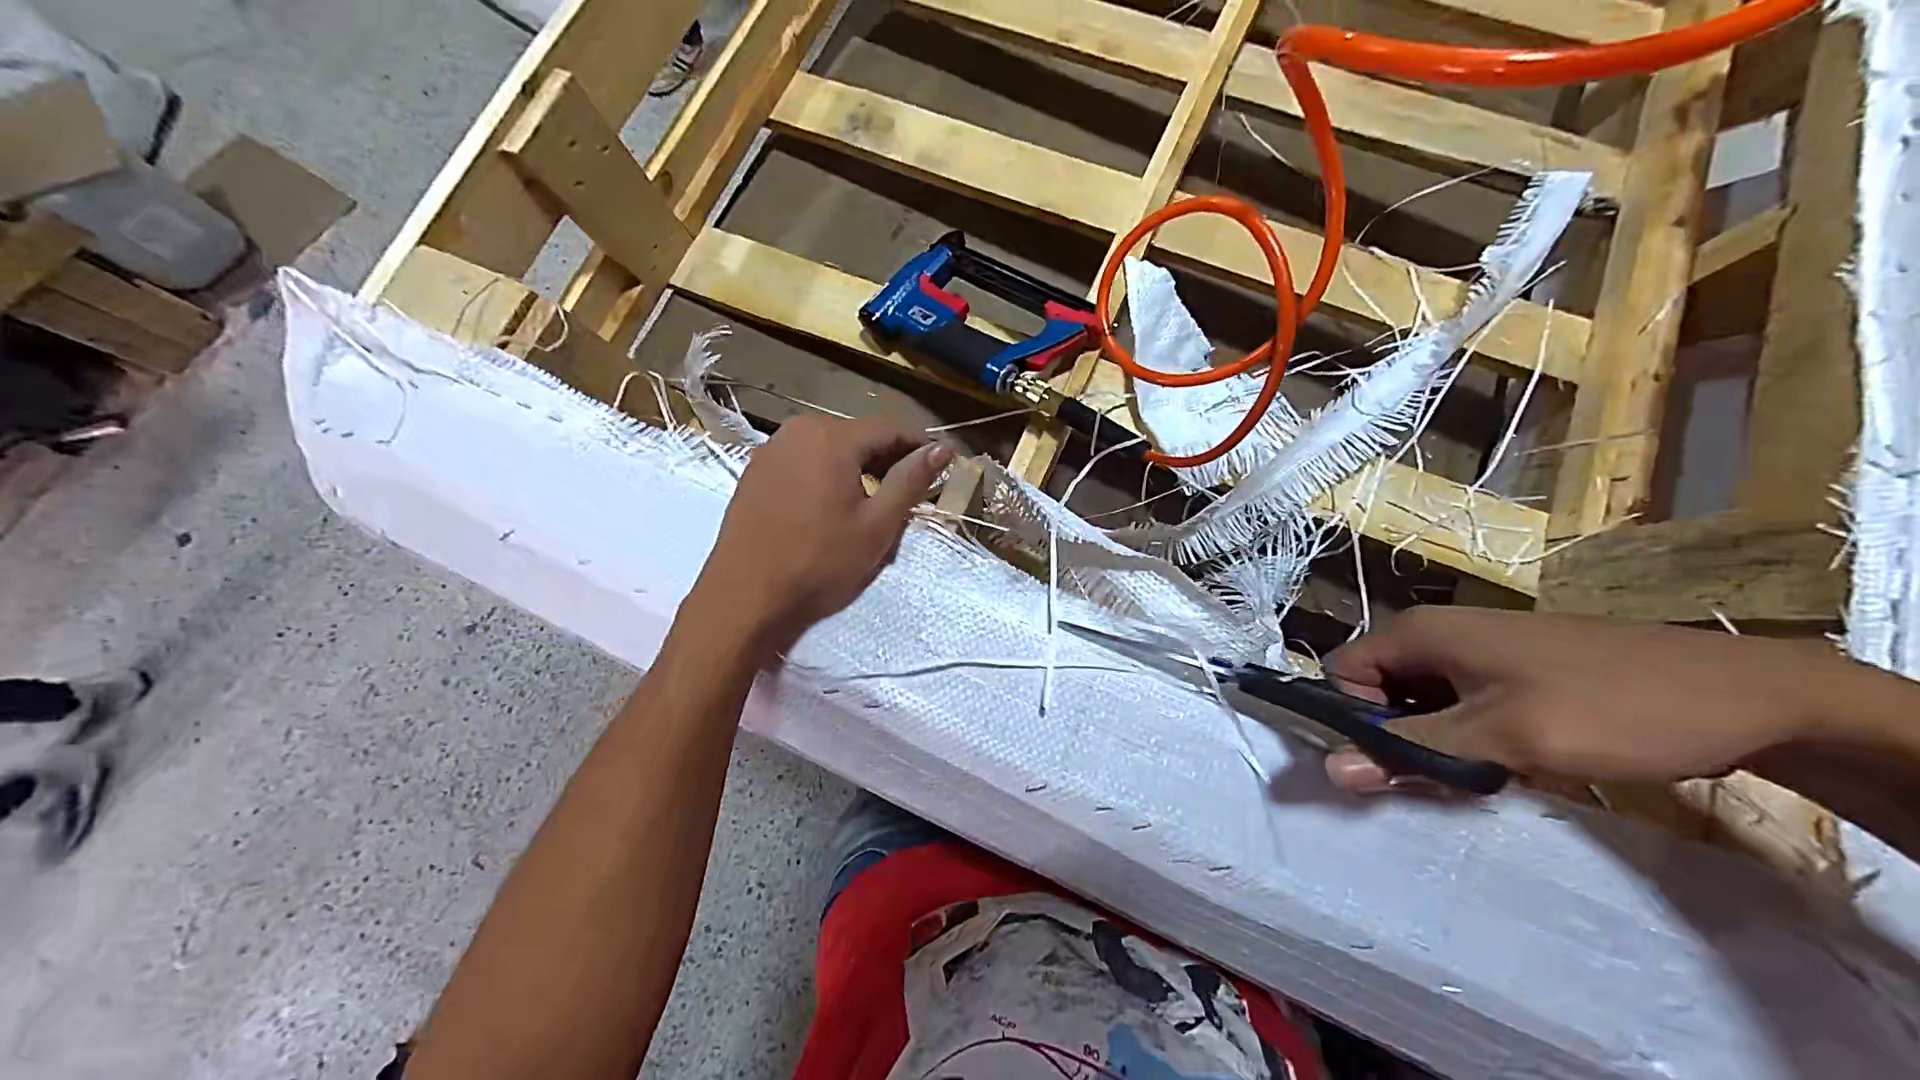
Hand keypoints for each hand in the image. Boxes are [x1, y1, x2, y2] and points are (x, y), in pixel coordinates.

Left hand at [684, 415, 951, 659]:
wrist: (745, 596)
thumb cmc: (818, 562)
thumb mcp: (876, 525)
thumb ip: (910, 481)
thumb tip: (941, 449)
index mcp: (831, 437)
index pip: (890, 427)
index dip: (920, 443)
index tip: (943, 462)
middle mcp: (798, 430)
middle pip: (858, 434)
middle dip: (889, 456)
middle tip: (912, 488)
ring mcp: (771, 450)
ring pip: (830, 447)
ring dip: (858, 466)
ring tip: (876, 500)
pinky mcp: (755, 472)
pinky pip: (804, 461)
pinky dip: (828, 474)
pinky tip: (834, 505)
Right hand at [1321, 608, 1867, 792]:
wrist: (1750, 696)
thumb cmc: (1613, 707)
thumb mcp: (1505, 737)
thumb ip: (1414, 749)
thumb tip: (1332, 769)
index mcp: (1420, 632)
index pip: (1342, 674)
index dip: (1356, 720)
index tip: (1400, 759)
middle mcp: (1437, 632)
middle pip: (1377, 687)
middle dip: (1399, 734)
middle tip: (1449, 774)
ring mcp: (1475, 648)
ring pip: (1419, 699)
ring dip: (1437, 739)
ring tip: (1490, 768)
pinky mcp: (1508, 668)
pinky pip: (1457, 701)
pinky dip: (1469, 733)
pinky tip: (1513, 756)